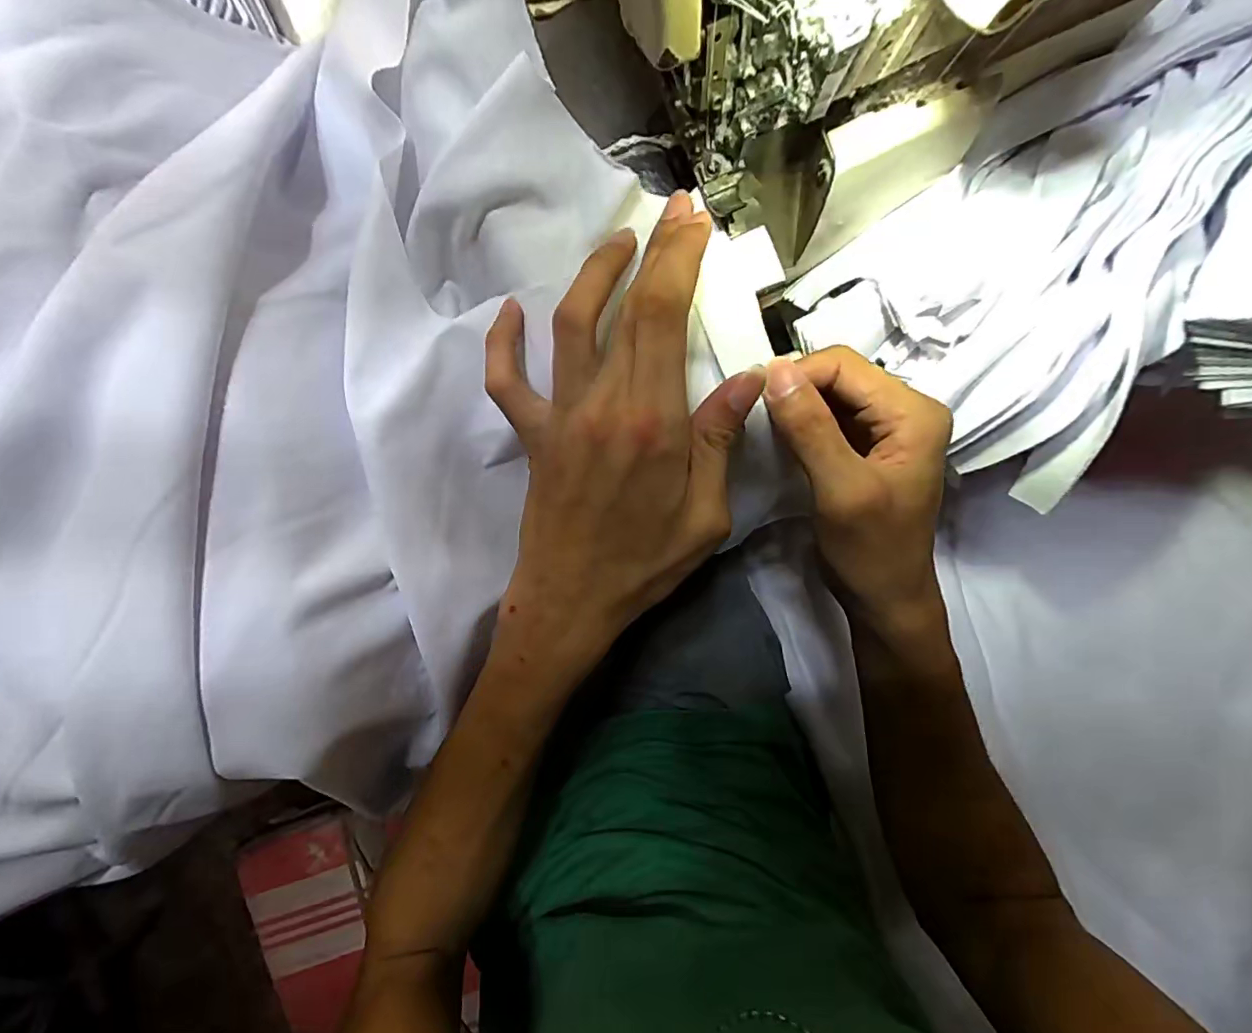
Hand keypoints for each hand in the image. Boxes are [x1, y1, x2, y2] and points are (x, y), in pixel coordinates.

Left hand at [485, 192, 767, 663]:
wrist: (570, 602)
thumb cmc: (644, 566)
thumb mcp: (706, 516)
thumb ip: (720, 441)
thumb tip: (749, 379)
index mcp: (654, 422)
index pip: (664, 317)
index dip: (678, 259)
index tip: (693, 219)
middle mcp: (603, 406)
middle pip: (624, 308)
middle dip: (651, 250)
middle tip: (671, 212)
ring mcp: (559, 417)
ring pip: (567, 327)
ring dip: (590, 276)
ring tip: (617, 245)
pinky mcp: (531, 437)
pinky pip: (506, 382)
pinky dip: (503, 344)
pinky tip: (511, 312)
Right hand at [760, 346, 952, 623]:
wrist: (884, 598)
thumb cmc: (870, 551)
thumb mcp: (840, 489)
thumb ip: (810, 429)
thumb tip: (774, 371)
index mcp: (914, 413)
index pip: (845, 365)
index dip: (796, 374)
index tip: (754, 399)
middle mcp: (906, 410)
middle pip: (839, 375)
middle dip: (795, 388)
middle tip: (754, 414)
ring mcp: (888, 428)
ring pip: (831, 395)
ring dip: (795, 405)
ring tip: (762, 425)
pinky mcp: (868, 446)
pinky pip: (830, 418)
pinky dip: (802, 423)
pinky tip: (780, 438)